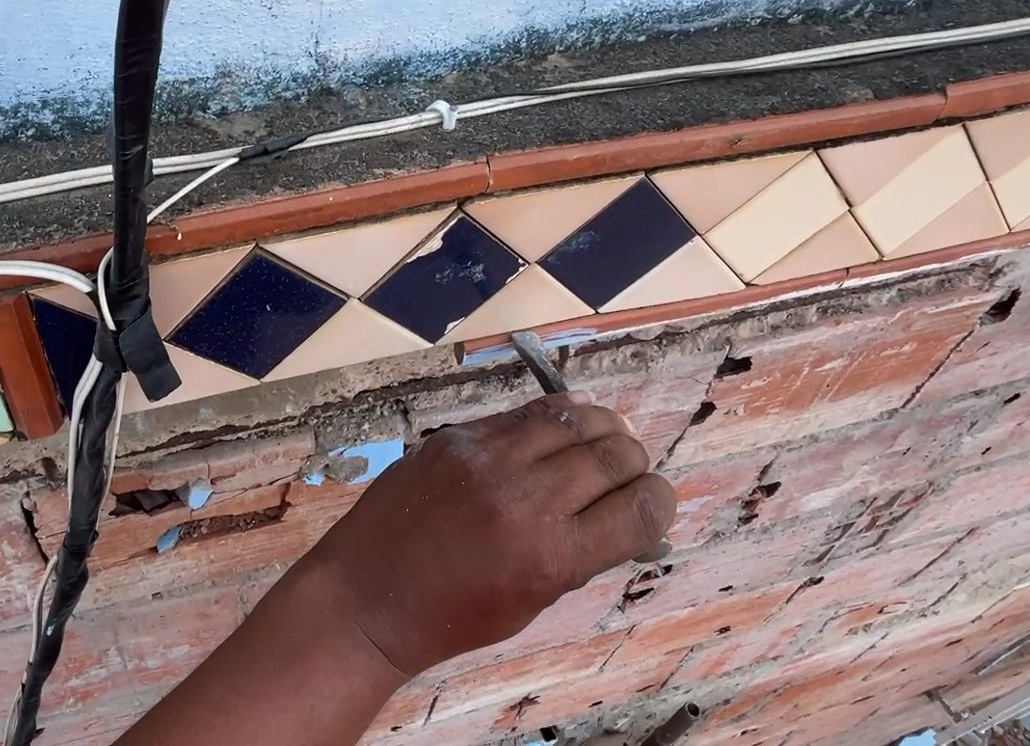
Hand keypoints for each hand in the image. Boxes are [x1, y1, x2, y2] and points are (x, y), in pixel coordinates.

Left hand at [303, 392, 675, 676]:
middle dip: (633, 461)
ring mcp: (486, 459)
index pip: (638, 510)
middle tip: (629, 469)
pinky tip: (563, 422)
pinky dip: (553, 417)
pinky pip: (520, 415)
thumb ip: (581, 551)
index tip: (656, 499)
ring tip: (606, 435)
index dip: (660, 501)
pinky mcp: (456, 437)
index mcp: (551, 556)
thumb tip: (626, 514)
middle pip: (611, 455)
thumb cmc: (454, 614)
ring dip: (600, 427)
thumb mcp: (533, 599)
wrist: (370, 592)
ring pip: (571, 420)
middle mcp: (524, 498)